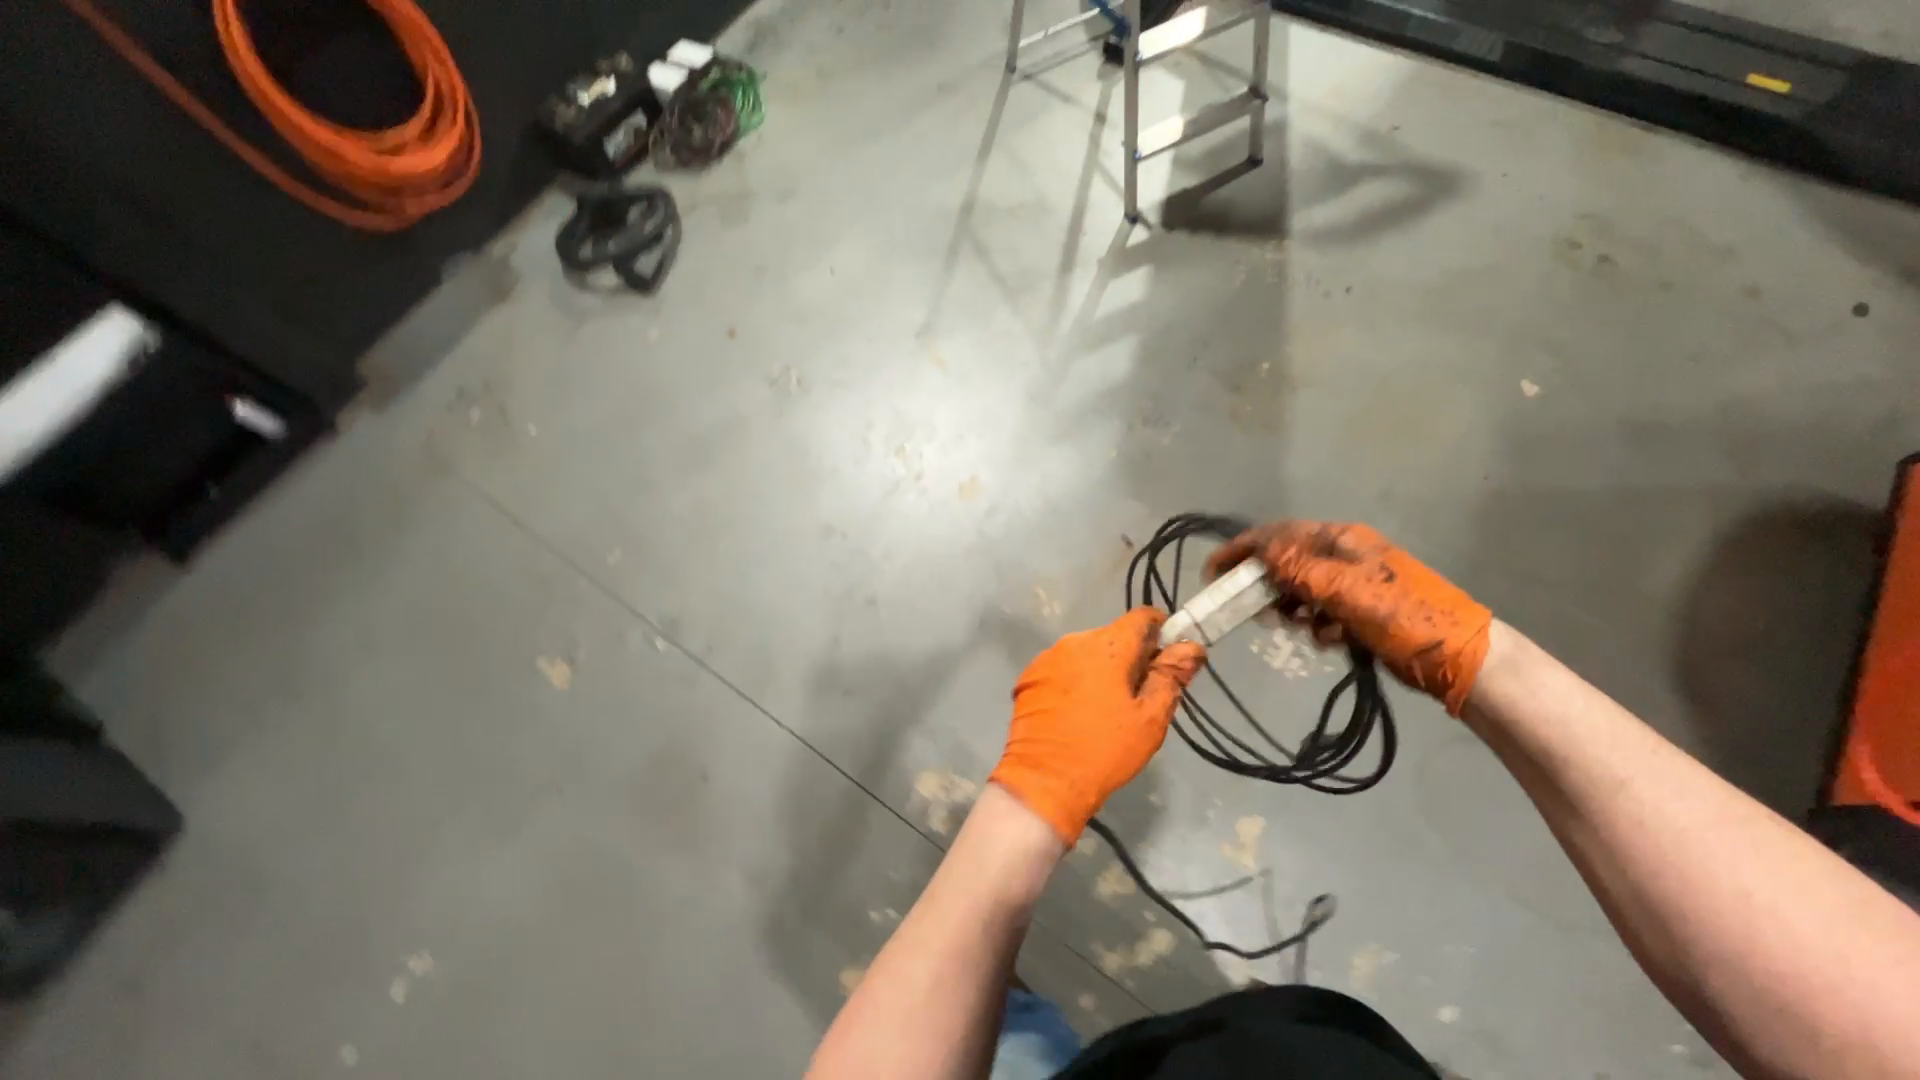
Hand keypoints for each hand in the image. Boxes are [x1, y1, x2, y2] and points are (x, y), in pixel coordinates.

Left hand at [988, 608, 1206, 843]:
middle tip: (1141, 695)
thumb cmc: (1105, 750)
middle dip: (1131, 657)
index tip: (1168, 660)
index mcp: (1107, 645)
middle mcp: (1073, 641)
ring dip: (1101, 669)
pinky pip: (1062, 669)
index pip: (1141, 617)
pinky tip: (1078, 712)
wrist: (1043, 781)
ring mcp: (1046, 659)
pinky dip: (1075, 681)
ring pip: (1086, 653)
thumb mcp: (1150, 718)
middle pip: (1113, 636)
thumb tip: (1191, 647)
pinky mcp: (1028, 678)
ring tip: (1108, 708)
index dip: (1161, 632)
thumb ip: (1171, 676)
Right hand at [1206, 521, 1491, 714]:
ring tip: (1297, 627)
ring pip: (1301, 590)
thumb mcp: (1344, 590)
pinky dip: (1317, 626)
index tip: (1213, 571)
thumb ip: (1299, 568)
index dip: (1243, 549)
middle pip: (1287, 562)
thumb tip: (1261, 549)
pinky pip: (1321, 613)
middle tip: (1255, 610)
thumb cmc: (1402, 616)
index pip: (1280, 534)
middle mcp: (1344, 555)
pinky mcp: (1359, 612)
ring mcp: (1353, 584)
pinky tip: (1329, 640)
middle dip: (1268, 585)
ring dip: (1292, 609)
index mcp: (1342, 539)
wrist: (1457, 658)